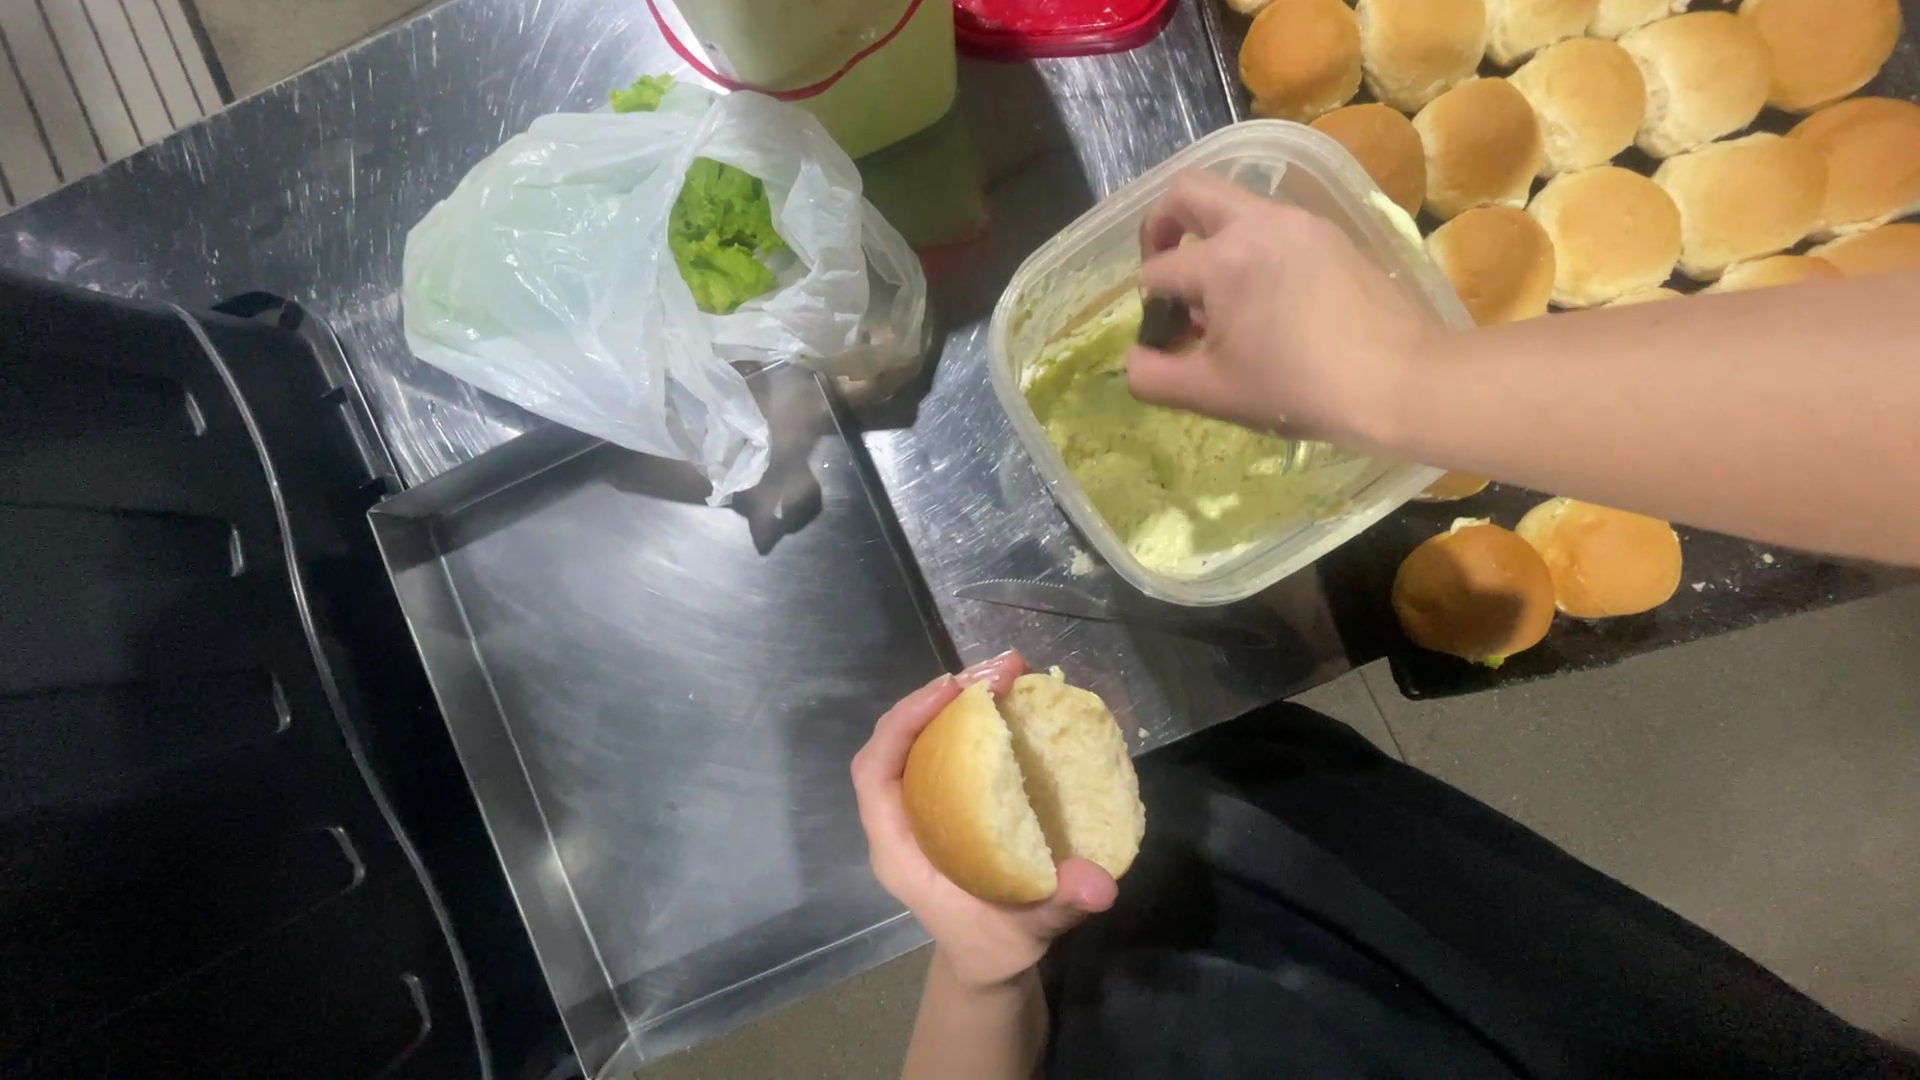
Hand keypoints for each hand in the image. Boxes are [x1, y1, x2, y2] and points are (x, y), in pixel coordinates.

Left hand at [852, 651, 1117, 990]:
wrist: (988, 960)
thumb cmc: (992, 947)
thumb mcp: (1027, 934)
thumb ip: (1058, 908)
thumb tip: (1100, 885)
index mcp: (898, 850)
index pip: (874, 773)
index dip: (901, 725)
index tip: (948, 692)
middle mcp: (901, 819)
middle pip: (896, 742)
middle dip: (936, 698)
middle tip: (994, 671)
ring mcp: (919, 804)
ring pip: (919, 736)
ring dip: (955, 700)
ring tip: (1004, 673)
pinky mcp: (943, 797)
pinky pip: (943, 745)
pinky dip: (970, 717)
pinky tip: (1007, 701)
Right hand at [1126, 169, 1439, 446]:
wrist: (1399, 382)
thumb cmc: (1296, 389)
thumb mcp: (1209, 393)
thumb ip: (1152, 377)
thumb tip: (1133, 358)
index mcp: (1223, 259)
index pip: (1157, 273)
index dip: (1150, 311)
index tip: (1167, 343)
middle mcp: (1258, 222)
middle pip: (1187, 192)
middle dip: (1159, 227)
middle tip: (1161, 271)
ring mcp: (1299, 222)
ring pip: (1232, 206)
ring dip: (1206, 243)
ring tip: (1218, 301)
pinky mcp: (1329, 234)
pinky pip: (1269, 225)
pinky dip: (1246, 250)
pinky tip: (1261, 302)